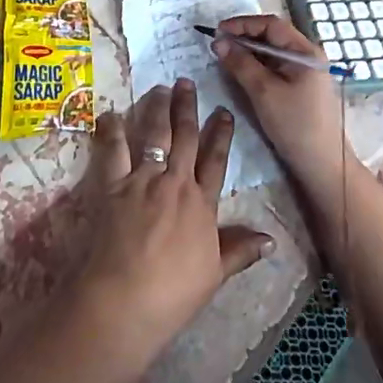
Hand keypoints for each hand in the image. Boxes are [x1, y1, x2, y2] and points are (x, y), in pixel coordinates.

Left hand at [73, 81, 275, 353]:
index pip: (216, 161)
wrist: (127, 300)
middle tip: (187, 82)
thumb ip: (240, 250)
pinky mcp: (114, 186)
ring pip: (154, 135)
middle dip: (187, 107)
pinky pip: (114, 151)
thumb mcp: (215, 274)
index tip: (224, 112)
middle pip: (185, 138)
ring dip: (157, 109)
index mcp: (202, 204)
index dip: (221, 135)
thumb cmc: (174, 293)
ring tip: (160, 88)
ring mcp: (144, 181)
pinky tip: (111, 113)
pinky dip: (112, 130)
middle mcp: (175, 183)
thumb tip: (271, 240)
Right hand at [214, 15, 346, 183]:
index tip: (217, 31)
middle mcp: (307, 56)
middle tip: (218, 45)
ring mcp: (305, 72)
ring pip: (272, 52)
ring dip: (248, 52)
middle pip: (272, 36)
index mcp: (305, 51)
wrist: (322, 165)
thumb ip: (240, 63)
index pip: (271, 24)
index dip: (243, 24)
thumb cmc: (295, 124)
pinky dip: (256, 66)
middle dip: (243, 37)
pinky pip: (274, 67)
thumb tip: (219, 41)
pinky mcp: (300, 87)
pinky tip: (240, 72)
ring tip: (224, 57)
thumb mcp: (263, 92)